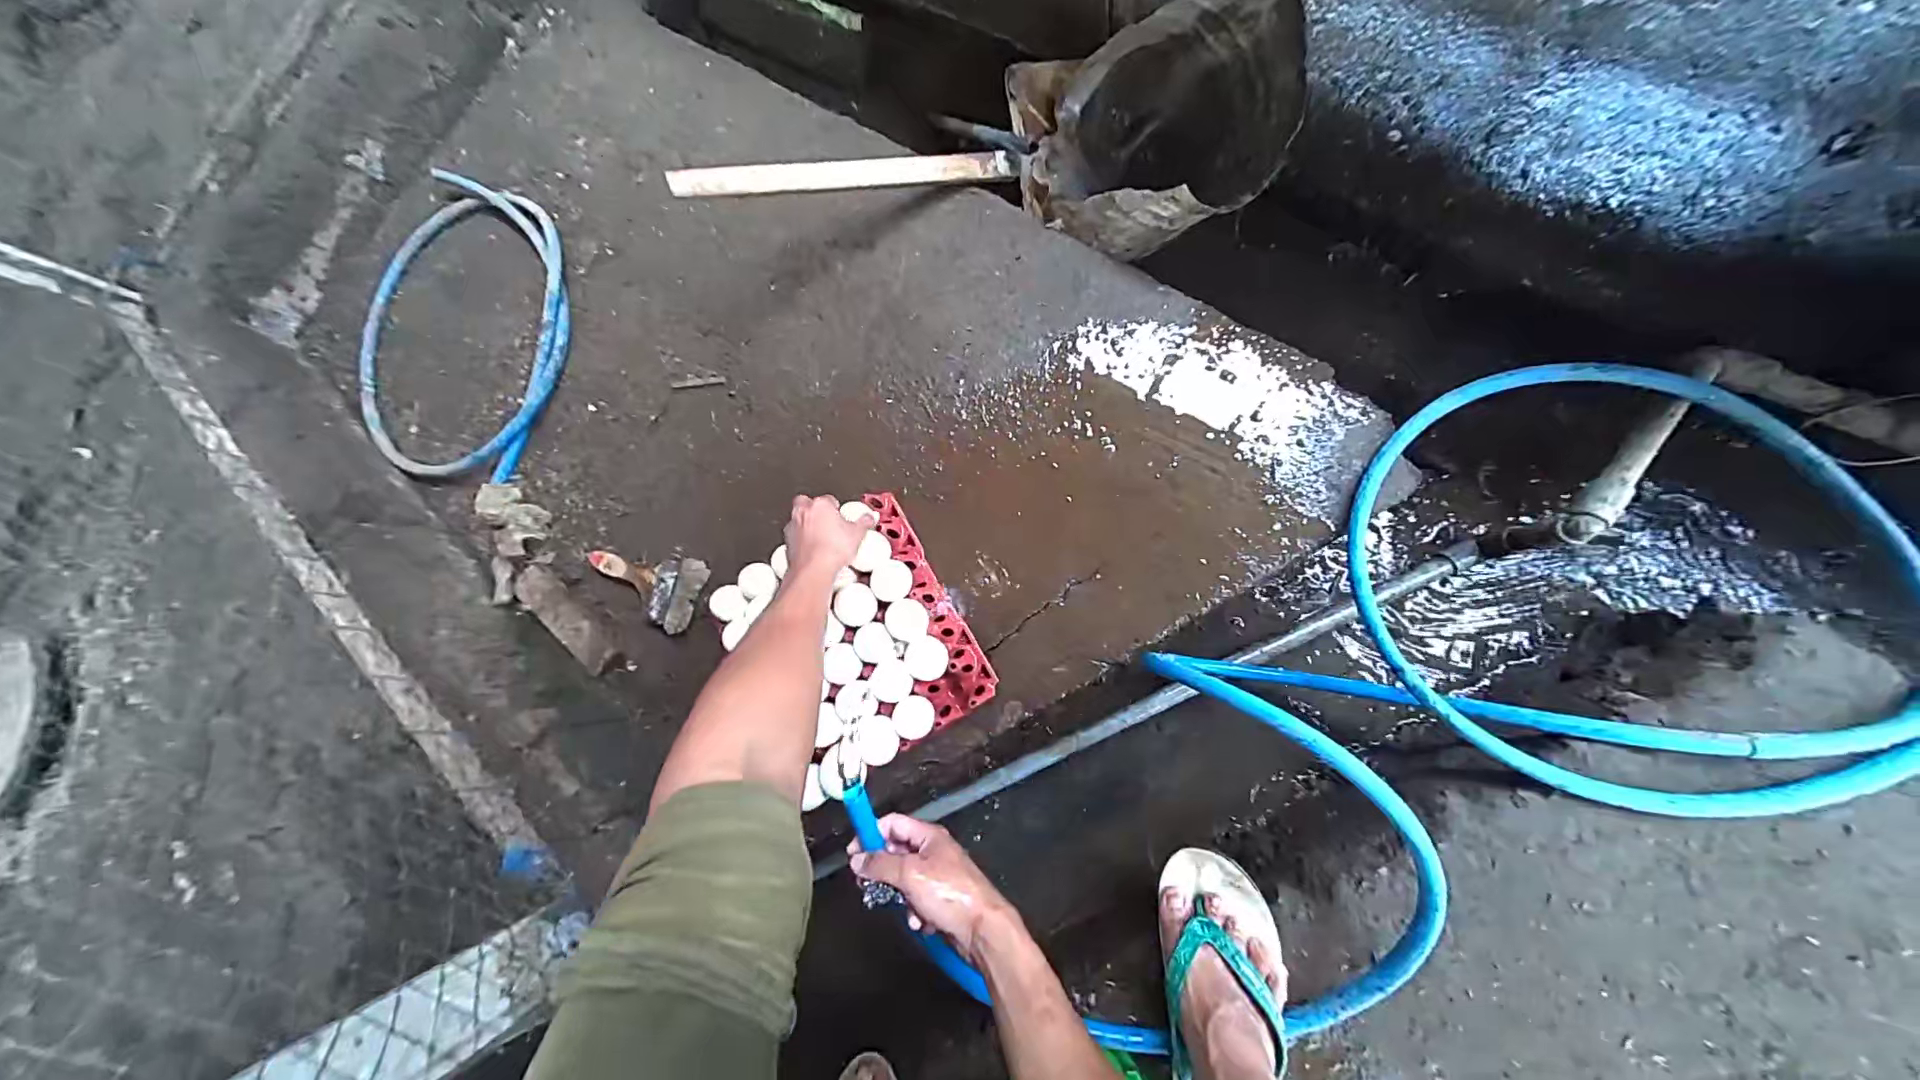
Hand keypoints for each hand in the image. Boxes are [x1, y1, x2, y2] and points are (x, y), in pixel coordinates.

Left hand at [783, 495, 870, 579]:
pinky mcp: (788, 543)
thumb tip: (869, 518)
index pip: (829, 499)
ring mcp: (793, 527)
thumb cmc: (831, 549)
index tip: (841, 516)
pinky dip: (801, 541)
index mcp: (820, 505)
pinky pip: (794, 537)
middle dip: (815, 509)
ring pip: (798, 519)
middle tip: (826, 520)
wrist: (814, 569)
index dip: (836, 508)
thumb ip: (864, 523)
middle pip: (806, 503)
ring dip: (807, 525)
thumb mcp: (857, 534)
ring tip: (821, 537)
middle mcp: (803, 513)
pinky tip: (812, 549)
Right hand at [849, 814, 1019, 963]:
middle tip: (867, 882)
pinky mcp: (938, 898)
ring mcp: (936, 875)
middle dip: (881, 869)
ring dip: (898, 894)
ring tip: (904, 904)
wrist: (981, 929)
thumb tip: (859, 859)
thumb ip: (880, 864)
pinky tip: (920, 919)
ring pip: (902, 879)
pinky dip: (913, 909)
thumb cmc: (954, 895)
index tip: (854, 852)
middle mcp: (933, 851)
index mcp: (928, 836)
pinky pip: (914, 899)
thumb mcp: (910, 874)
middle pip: (895, 851)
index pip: (893, 823)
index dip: (871, 834)